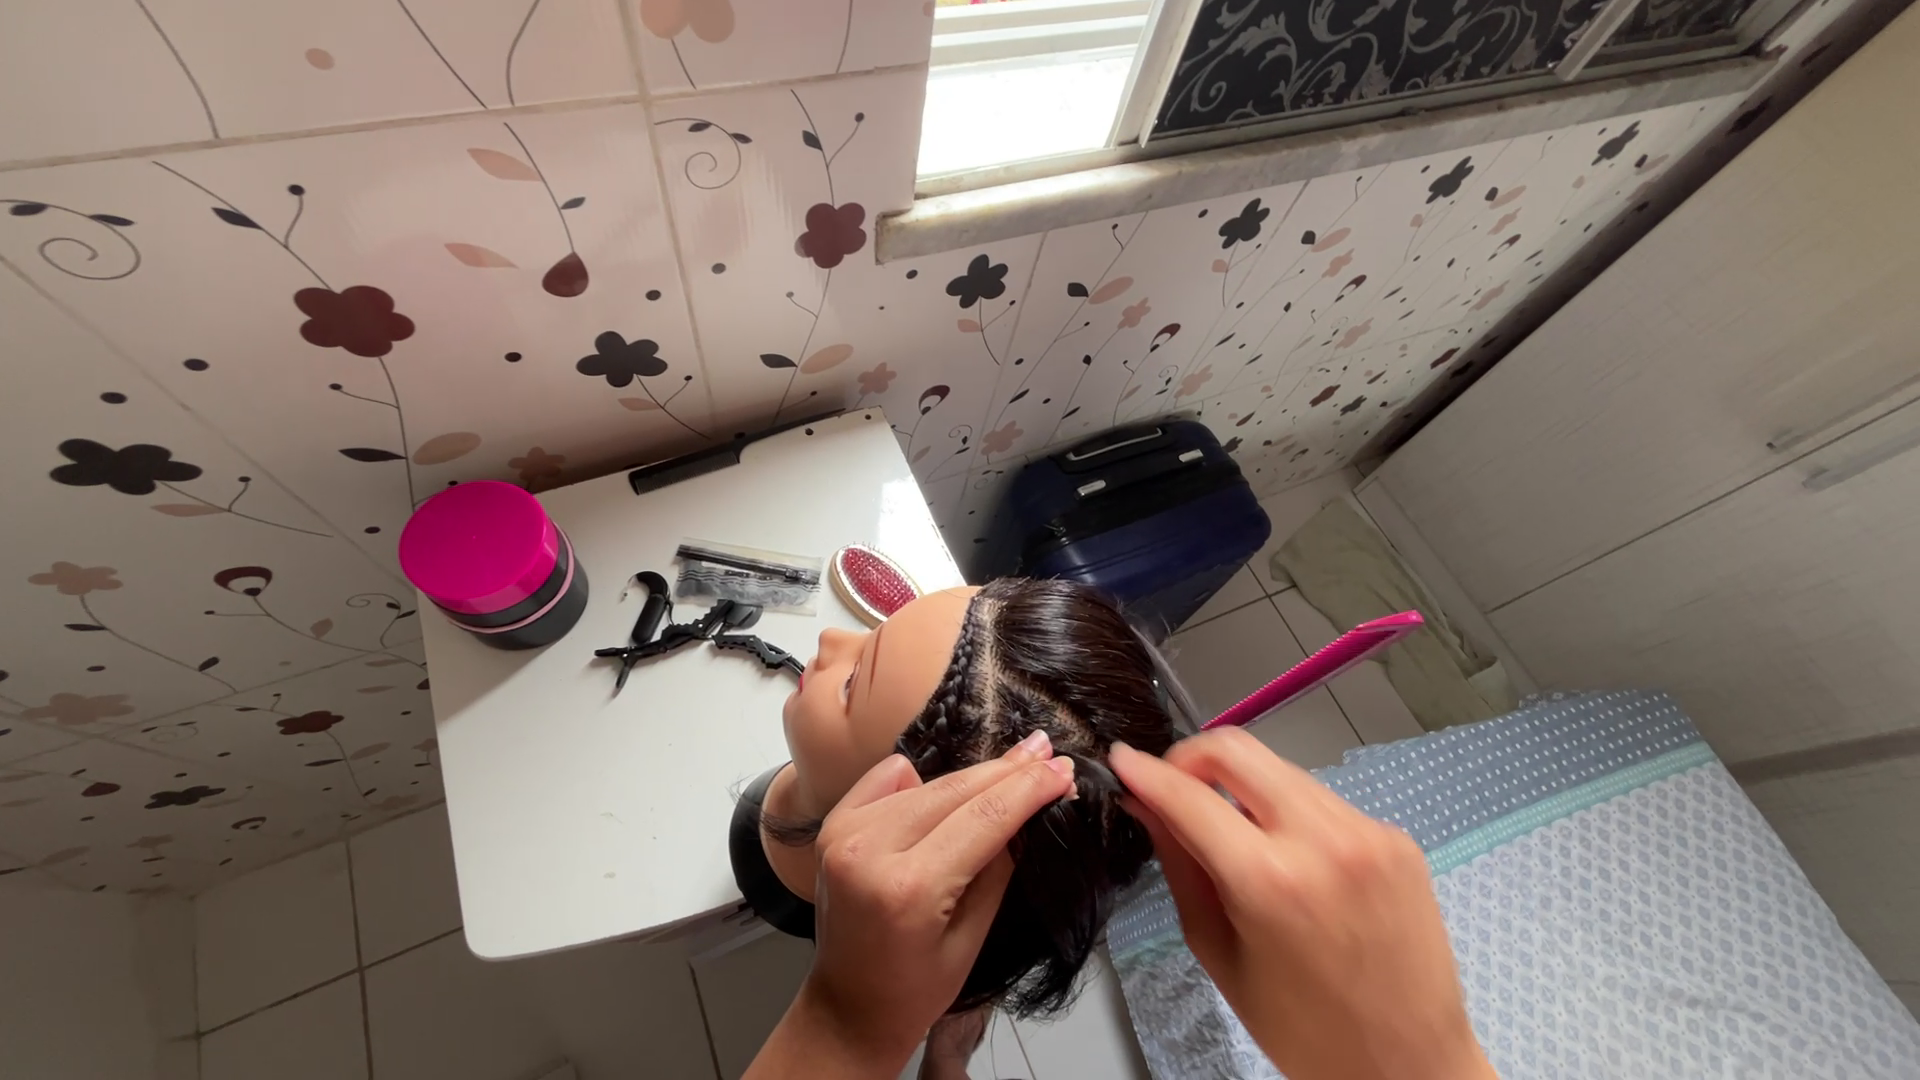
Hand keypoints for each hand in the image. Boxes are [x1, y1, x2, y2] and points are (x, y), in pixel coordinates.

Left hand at [747, 732, 1072, 1079]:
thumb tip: (1032, 804)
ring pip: (927, 782)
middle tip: (1045, 750)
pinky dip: (920, 779)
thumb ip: (1000, 865)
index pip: (984, 818)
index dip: (1027, 787)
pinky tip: (943, 795)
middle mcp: (869, 848)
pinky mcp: (833, 822)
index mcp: (910, 887)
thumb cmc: (917, 989)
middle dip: (1007, 770)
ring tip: (1011, 771)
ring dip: (971, 778)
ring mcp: (844, 831)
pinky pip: (888, 776)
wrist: (846, 1008)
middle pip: (955, 789)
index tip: (1062, 768)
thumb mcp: (974, 936)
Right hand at [1112, 730, 1493, 1079]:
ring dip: (1240, 784)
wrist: (1413, 1069)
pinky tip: (1288, 853)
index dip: (1145, 770)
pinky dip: (1285, 809)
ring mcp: (1366, 830)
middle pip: (1236, 748)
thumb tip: (1145, 800)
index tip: (1120, 756)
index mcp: (1269, 880)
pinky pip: (1318, 796)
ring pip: (1277, 767)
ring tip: (1233, 829)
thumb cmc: (1299, 1028)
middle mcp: (1322, 839)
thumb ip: (1178, 862)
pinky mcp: (1394, 835)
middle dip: (1190, 755)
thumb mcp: (1216, 949)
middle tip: (1174, 785)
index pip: (1188, 795)